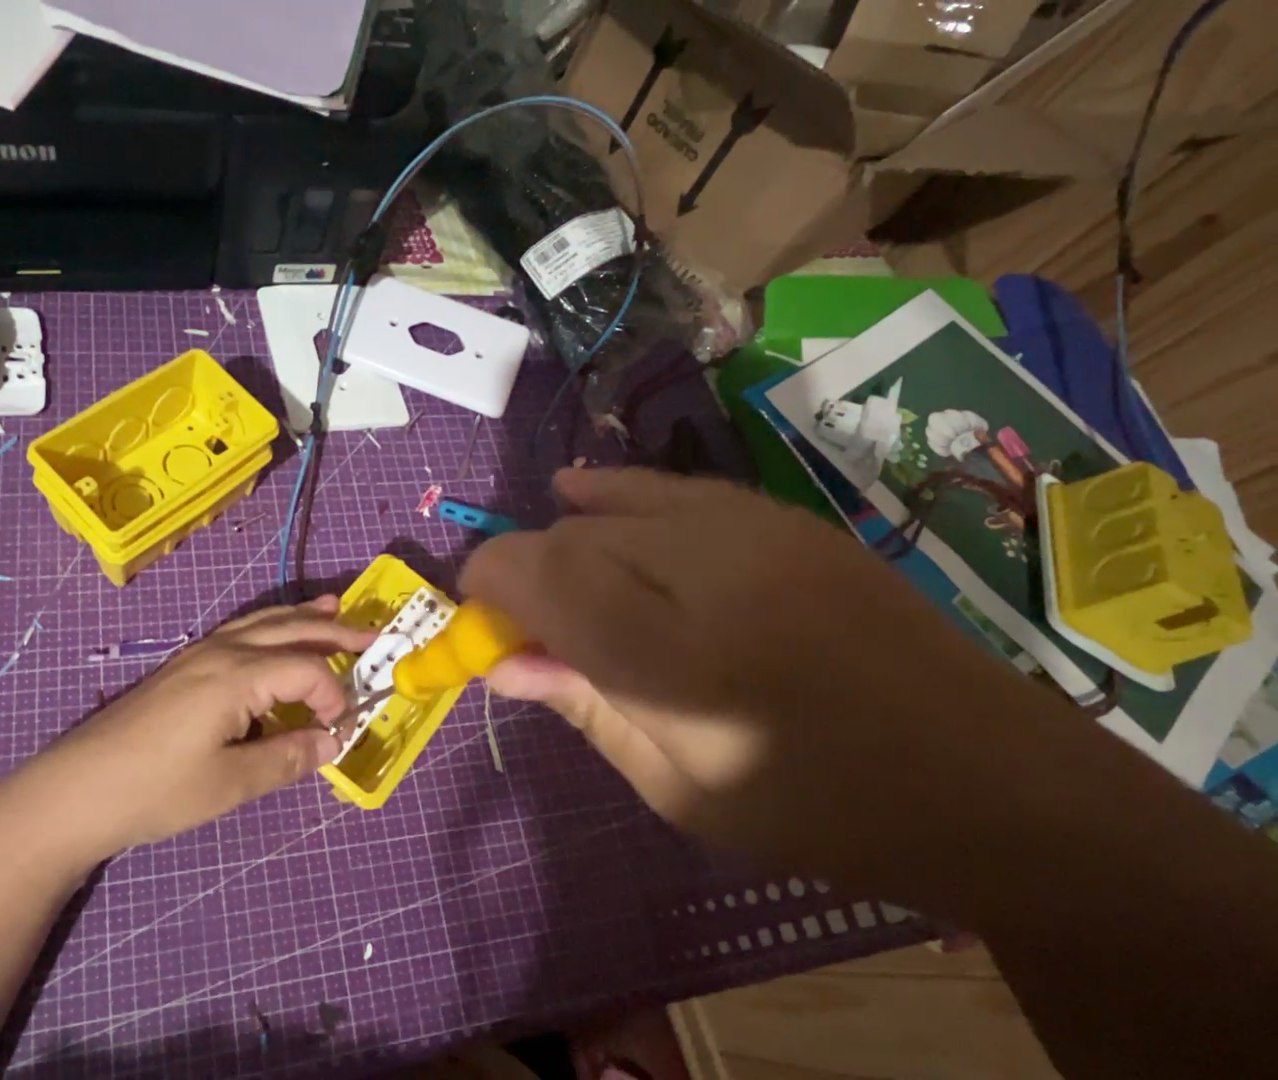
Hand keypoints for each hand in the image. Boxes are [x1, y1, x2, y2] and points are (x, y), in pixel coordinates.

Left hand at [23, 598, 376, 862]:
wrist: (76, 789)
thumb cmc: (156, 789)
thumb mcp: (230, 784)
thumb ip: (287, 759)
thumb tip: (331, 742)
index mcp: (238, 675)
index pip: (307, 671)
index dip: (334, 697)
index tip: (341, 731)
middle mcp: (221, 651)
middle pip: (289, 629)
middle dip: (333, 629)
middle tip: (373, 633)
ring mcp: (197, 654)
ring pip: (261, 623)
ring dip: (301, 618)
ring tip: (333, 607)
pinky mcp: (182, 667)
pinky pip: (239, 632)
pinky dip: (269, 628)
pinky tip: (273, 637)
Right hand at [461, 467, 1094, 888]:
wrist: (993, 782)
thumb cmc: (823, 813)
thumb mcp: (682, 789)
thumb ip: (586, 708)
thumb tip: (501, 664)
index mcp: (681, 658)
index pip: (544, 577)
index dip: (490, 585)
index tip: (474, 618)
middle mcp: (713, 571)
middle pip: (573, 536)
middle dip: (526, 570)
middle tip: (523, 623)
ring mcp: (758, 532)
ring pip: (617, 503)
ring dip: (568, 534)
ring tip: (551, 570)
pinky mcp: (787, 519)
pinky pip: (673, 487)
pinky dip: (617, 491)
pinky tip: (580, 491)